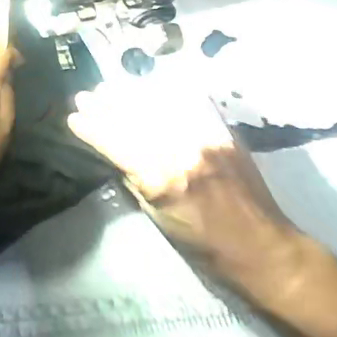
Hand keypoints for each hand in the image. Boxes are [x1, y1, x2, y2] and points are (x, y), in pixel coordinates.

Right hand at [68, 86, 320, 308]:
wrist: (263, 249)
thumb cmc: (203, 245)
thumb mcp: (156, 216)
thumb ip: (134, 179)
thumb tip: (113, 153)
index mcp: (162, 179)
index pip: (115, 142)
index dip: (90, 127)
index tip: (73, 117)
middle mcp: (182, 151)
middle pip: (133, 117)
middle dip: (105, 105)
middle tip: (85, 97)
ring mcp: (205, 137)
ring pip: (157, 103)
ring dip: (129, 94)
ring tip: (109, 88)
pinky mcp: (223, 132)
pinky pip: (189, 101)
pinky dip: (166, 92)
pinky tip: (150, 87)